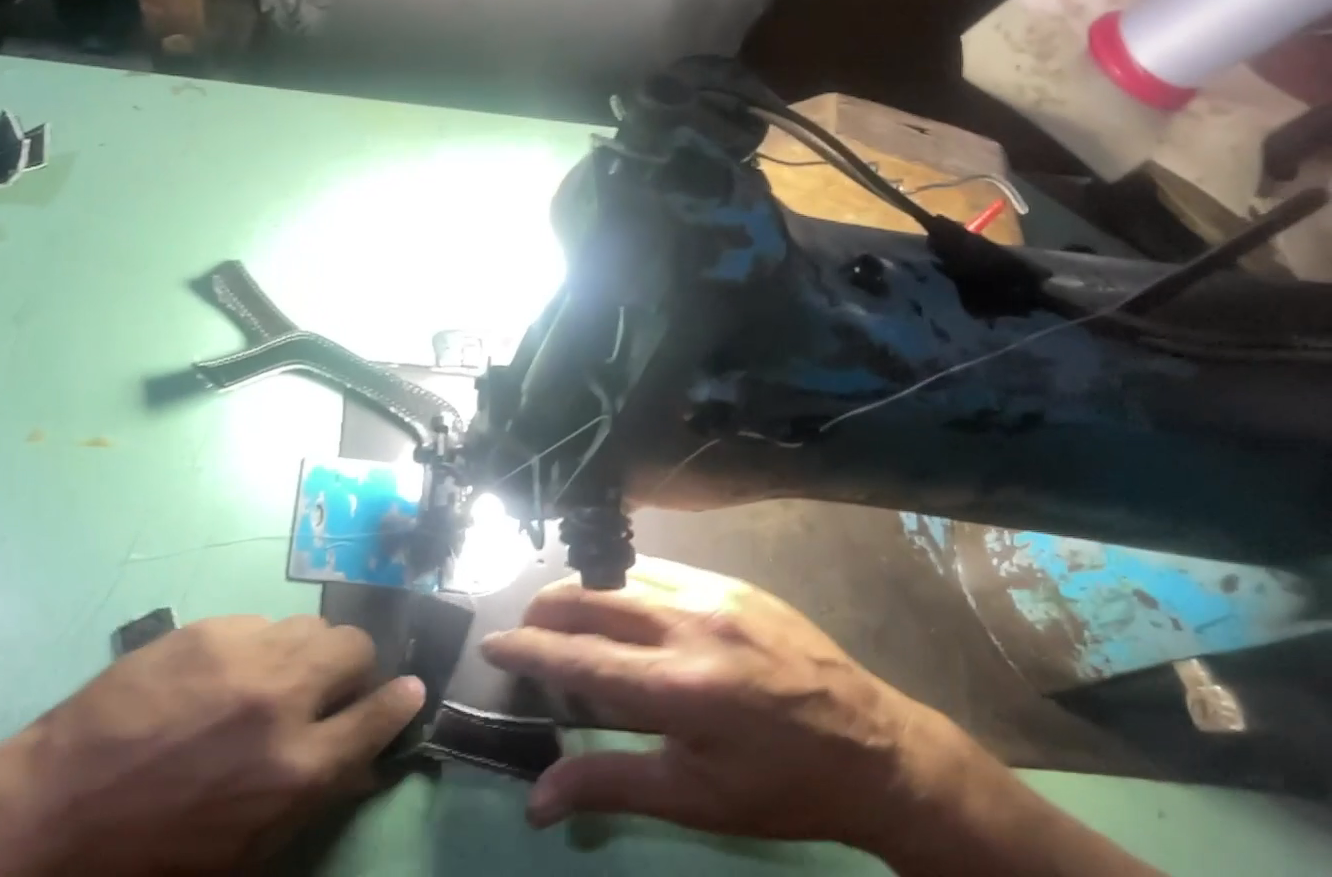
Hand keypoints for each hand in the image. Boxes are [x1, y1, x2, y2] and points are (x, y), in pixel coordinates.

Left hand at [27, 615, 424, 872]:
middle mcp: (280, 697)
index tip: (409, 689)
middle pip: (353, 647)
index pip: (378, 715)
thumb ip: (315, 794)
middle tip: (333, 683)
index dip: (401, 701)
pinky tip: (227, 670)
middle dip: (355, 665)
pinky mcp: (204, 628)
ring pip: (307, 624)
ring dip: (307, 650)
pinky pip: (258, 622)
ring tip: (278, 674)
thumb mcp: (251, 843)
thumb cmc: (161, 840)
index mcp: (298, 766)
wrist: (65, 798)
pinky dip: (259, 644)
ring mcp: (240, 652)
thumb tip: (360, 756)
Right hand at [479, 558, 943, 846]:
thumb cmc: (782, 786)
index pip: (578, 658)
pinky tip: (625, 613)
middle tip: (530, 637)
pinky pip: (655, 569)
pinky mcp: (734, 582)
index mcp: (681, 688)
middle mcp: (691, 626)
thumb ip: (607, 784)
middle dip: (543, 612)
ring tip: (571, 624)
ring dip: (581, 595)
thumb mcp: (694, 798)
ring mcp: (715, 594)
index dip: (526, 649)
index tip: (491, 644)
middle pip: (587, 597)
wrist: (881, 750)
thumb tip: (534, 802)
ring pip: (616, 574)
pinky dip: (622, 586)